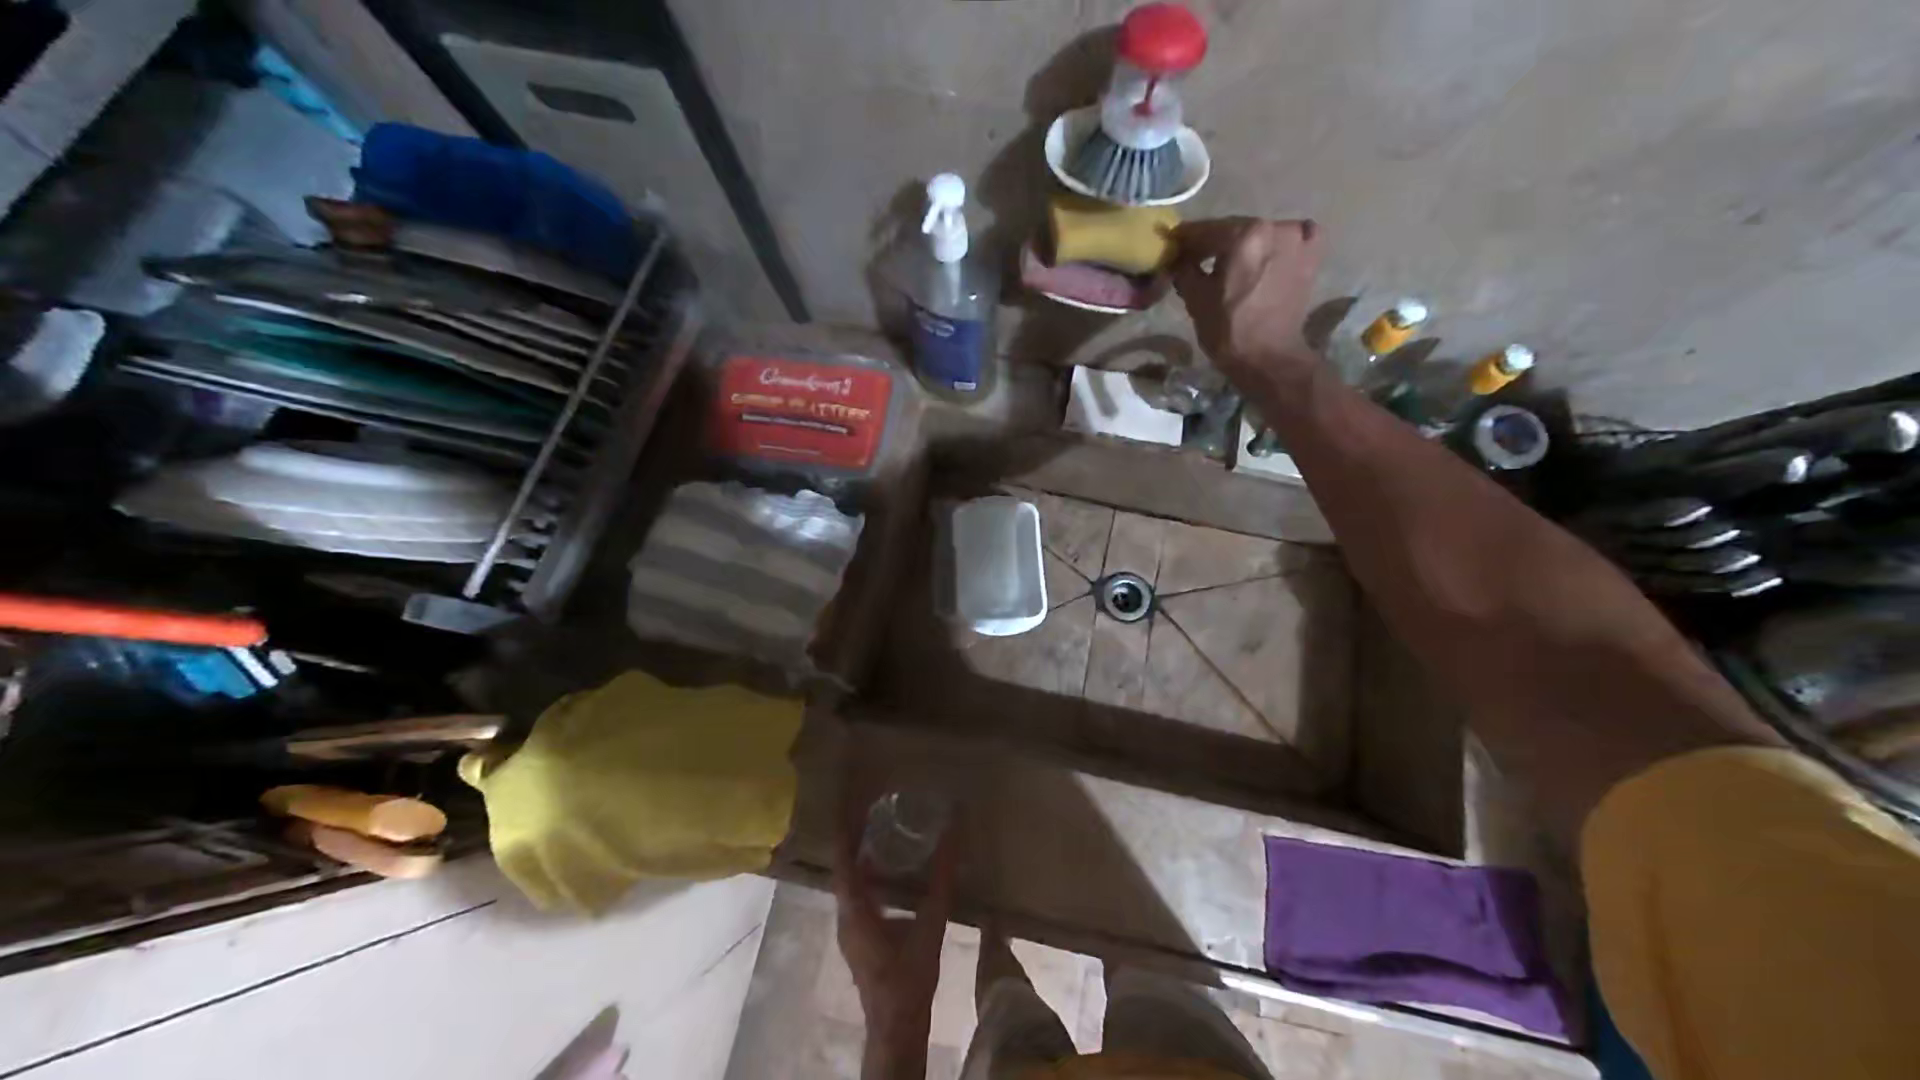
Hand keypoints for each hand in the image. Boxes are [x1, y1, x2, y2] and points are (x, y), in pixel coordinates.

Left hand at [833, 792, 957, 1077]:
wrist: (897, 1026)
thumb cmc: (909, 976)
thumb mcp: (930, 924)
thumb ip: (942, 881)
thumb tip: (954, 837)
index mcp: (855, 909)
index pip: (843, 859)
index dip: (846, 829)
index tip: (852, 801)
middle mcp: (845, 916)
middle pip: (844, 867)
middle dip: (853, 837)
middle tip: (869, 808)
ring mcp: (849, 929)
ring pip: (849, 883)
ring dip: (859, 856)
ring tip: (877, 831)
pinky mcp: (858, 938)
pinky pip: (856, 895)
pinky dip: (867, 876)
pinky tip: (887, 871)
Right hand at [1170, 217, 1326, 384]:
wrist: (1269, 358)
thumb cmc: (1228, 330)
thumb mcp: (1195, 298)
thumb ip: (1184, 269)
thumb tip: (1178, 258)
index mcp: (1244, 234)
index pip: (1204, 229)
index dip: (1184, 238)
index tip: (1171, 244)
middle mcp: (1275, 226)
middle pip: (1234, 229)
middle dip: (1214, 242)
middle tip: (1196, 257)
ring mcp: (1299, 239)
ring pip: (1262, 232)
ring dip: (1245, 243)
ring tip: (1231, 262)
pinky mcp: (1312, 256)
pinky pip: (1296, 236)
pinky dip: (1281, 241)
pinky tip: (1270, 254)